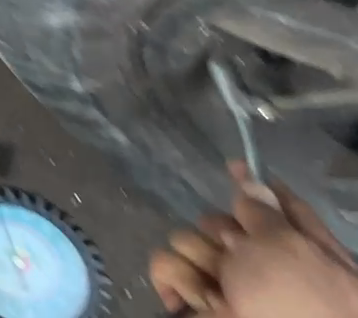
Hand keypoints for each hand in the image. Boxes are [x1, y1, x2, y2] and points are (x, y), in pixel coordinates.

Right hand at [150, 163, 357, 317]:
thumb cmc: (300, 303)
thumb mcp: (288, 249)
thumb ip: (265, 212)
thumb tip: (250, 177)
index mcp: (302, 251)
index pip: (277, 206)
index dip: (255, 186)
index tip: (233, 164)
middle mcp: (263, 262)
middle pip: (218, 220)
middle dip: (219, 235)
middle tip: (237, 259)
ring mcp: (226, 280)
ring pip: (187, 240)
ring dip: (200, 261)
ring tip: (222, 292)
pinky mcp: (193, 293)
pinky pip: (165, 264)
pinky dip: (179, 280)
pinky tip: (201, 300)